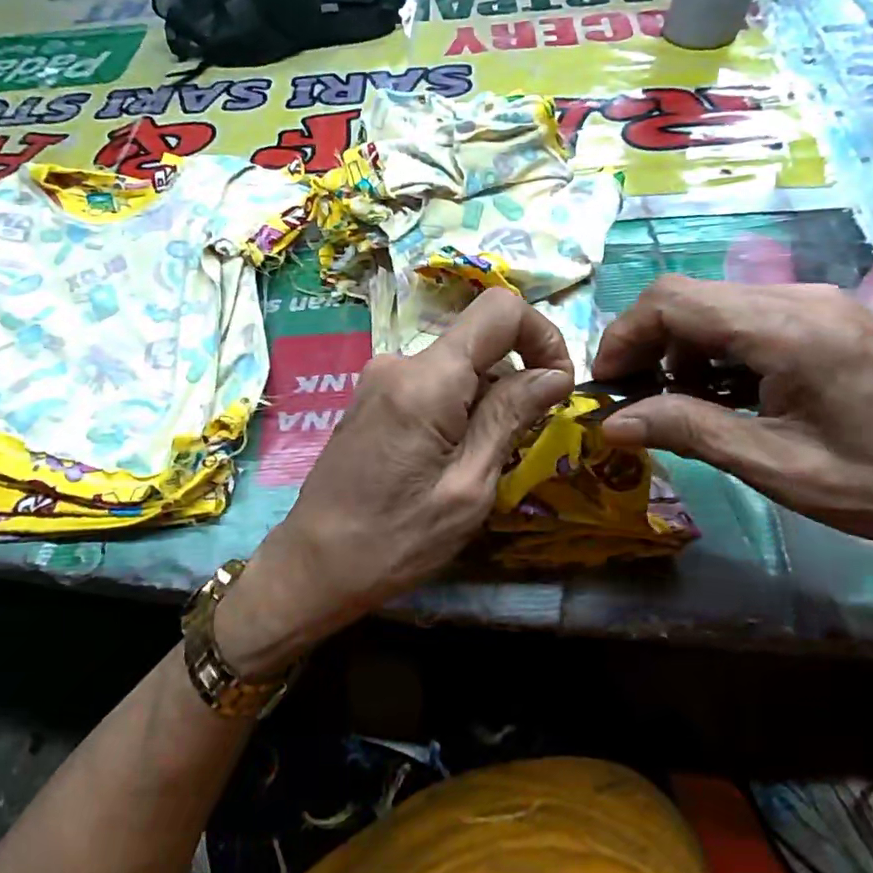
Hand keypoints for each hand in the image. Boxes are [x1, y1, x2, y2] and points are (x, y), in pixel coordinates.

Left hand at [218, 288, 574, 675]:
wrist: (315, 563)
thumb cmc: (396, 539)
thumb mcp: (468, 487)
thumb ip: (509, 418)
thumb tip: (555, 374)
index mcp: (425, 379)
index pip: (498, 310)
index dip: (542, 335)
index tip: (557, 385)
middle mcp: (397, 363)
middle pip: (477, 341)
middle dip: (514, 378)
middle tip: (522, 442)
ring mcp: (378, 380)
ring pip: (456, 366)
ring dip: (484, 400)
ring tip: (481, 463)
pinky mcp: (370, 400)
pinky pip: (429, 385)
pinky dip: (456, 408)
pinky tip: (448, 460)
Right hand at [591, 275, 872, 552]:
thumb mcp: (780, 468)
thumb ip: (690, 433)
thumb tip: (609, 424)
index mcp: (790, 330)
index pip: (671, 301)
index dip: (622, 338)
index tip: (607, 388)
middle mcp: (799, 300)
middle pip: (686, 297)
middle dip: (644, 345)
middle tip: (634, 401)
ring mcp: (817, 305)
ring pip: (712, 307)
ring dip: (677, 351)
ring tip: (681, 408)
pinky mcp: (827, 320)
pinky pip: (744, 319)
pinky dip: (713, 353)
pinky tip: (727, 397)